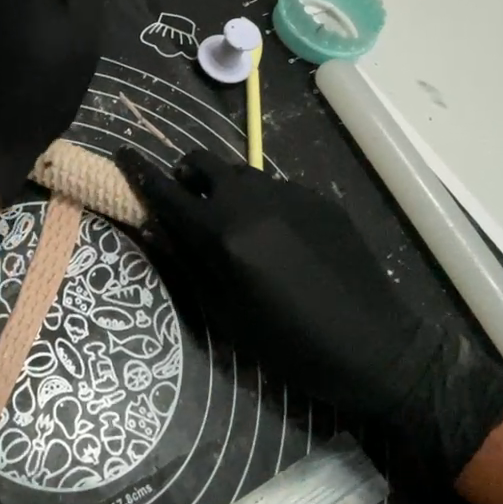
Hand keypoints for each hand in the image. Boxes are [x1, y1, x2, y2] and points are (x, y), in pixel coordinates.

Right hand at [116, 148, 502, 490]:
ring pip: (238, 171)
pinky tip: (284, 241)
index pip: (165, 190)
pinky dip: (262, 203)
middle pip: (201, 161)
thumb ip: (186, 262)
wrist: (381, 349)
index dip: (137, 169)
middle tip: (191, 205)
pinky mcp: (317, 197)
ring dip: (224, 187)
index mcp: (221, 234)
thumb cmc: (292, 346)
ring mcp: (288, 193)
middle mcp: (249, 200)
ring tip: (239, 227)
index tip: (121, 154)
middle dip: (185, 176)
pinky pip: (274, 187)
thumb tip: (156, 226)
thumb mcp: (226, 315)